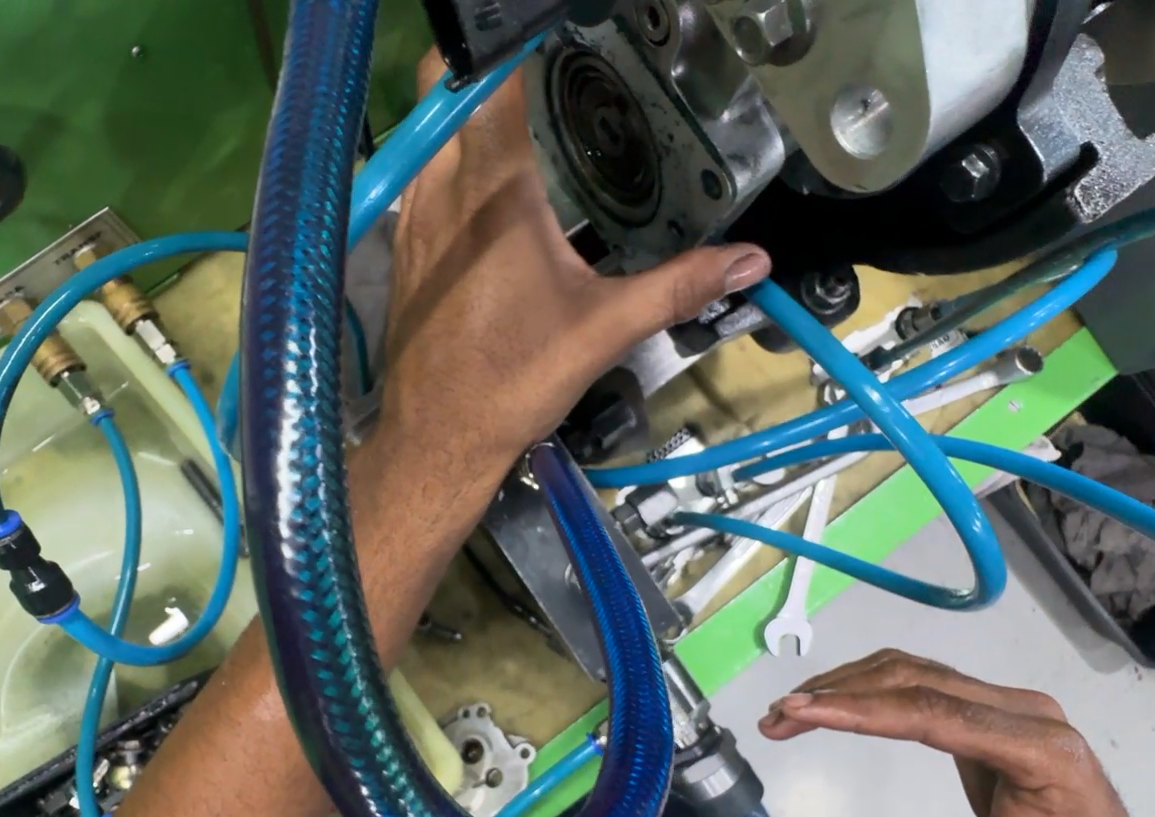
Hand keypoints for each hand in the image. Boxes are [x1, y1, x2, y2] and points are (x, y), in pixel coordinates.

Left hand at [378, 50, 770, 481]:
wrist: (440, 438)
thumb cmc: (516, 380)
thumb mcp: (605, 331)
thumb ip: (678, 286)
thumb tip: (753, 261)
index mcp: (495, 193)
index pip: (492, 79)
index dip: (517, 42)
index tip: (554, 32)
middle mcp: (442, 190)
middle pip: (446, 86)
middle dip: (487, 64)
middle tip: (541, 72)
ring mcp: (412, 218)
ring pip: (425, 130)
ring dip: (461, 109)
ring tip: (516, 114)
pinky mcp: (401, 249)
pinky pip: (416, 175)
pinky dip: (443, 156)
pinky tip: (480, 185)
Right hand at [761, 650, 1154, 816]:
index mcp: (1039, 746)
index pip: (933, 711)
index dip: (861, 709)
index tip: (800, 710)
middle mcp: (1019, 709)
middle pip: (913, 679)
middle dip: (838, 693)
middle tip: (777, 715)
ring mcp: (1002, 704)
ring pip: (909, 672)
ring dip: (844, 686)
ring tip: (789, 712)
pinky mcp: (982, 710)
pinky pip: (915, 685)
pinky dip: (865, 691)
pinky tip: (832, 705)